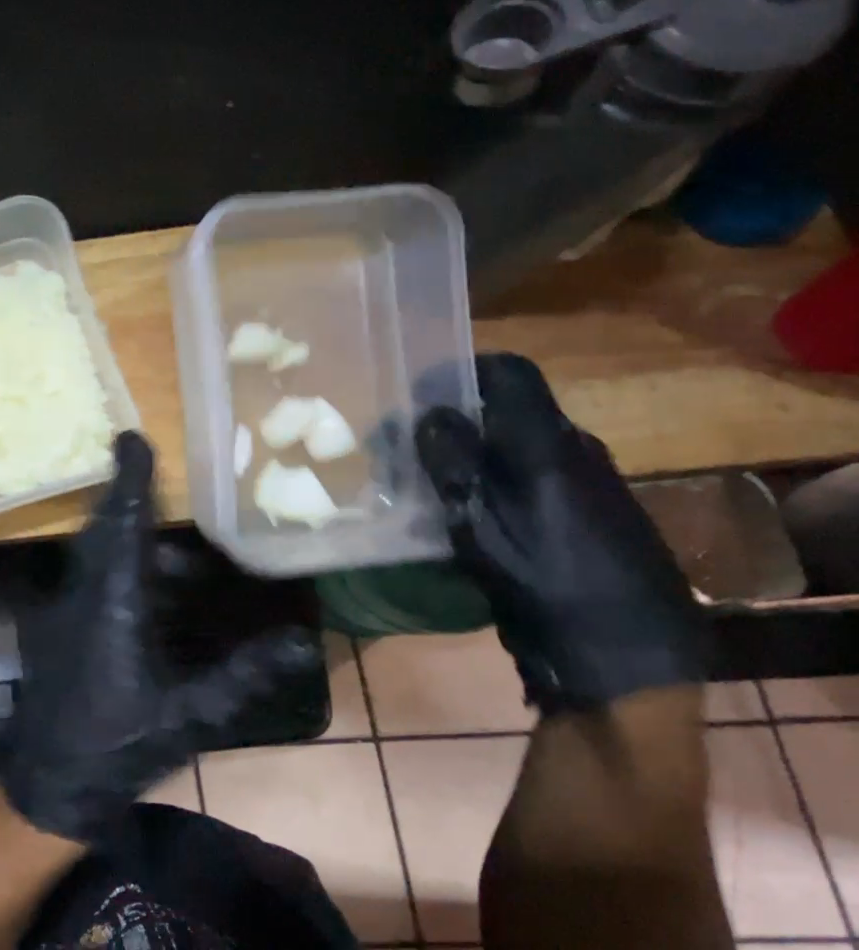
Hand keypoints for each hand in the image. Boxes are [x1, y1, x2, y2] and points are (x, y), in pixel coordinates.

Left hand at [0, 432, 317, 842]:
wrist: (47, 783)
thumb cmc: (115, 746)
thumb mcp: (187, 716)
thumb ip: (242, 677)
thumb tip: (302, 641)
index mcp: (110, 605)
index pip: (121, 526)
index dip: (129, 480)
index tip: (130, 438)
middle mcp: (80, 596)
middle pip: (105, 532)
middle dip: (131, 502)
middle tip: (156, 478)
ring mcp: (61, 613)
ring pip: (97, 559)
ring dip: (133, 547)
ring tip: (186, 561)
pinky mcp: (56, 632)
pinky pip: (91, 584)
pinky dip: (123, 576)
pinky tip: (157, 600)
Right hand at [414, 354, 707, 713]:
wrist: (625, 660)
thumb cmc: (546, 584)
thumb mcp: (482, 523)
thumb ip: (453, 464)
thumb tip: (430, 412)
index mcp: (550, 444)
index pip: (510, 373)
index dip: (461, 371)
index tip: (414, 393)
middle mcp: (576, 453)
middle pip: (510, 413)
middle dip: (457, 420)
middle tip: (407, 447)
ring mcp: (588, 488)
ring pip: (519, 450)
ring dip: (473, 458)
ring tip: (427, 486)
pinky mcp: (589, 521)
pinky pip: (532, 484)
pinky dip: (494, 488)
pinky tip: (468, 520)